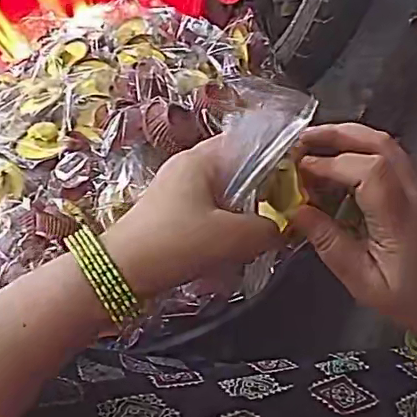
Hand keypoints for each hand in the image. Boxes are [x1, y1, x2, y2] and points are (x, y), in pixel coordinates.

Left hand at [102, 134, 283, 295]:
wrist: (118, 274)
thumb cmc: (174, 245)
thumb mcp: (233, 237)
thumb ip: (268, 229)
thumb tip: (279, 229)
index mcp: (201, 159)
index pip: (250, 141)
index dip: (278, 158)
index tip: (298, 181)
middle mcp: (188, 169)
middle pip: (239, 172)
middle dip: (262, 195)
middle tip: (280, 217)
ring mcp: (177, 193)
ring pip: (225, 198)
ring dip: (242, 218)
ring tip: (255, 240)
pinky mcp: (170, 217)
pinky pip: (209, 216)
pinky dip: (223, 231)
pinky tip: (229, 253)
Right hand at [289, 123, 416, 343]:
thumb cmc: (410, 299)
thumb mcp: (362, 282)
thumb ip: (329, 244)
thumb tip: (297, 212)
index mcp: (401, 219)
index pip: (369, 171)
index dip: (330, 164)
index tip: (300, 171)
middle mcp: (414, 194)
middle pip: (380, 144)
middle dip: (336, 135)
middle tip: (300, 141)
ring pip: (386, 144)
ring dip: (347, 138)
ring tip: (312, 145)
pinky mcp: (416, 189)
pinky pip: (388, 156)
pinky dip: (358, 149)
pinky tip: (336, 161)